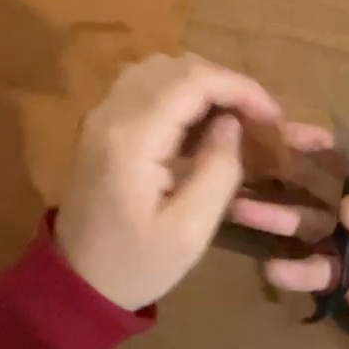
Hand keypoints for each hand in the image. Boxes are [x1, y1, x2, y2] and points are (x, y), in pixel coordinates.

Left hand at [57, 54, 283, 309]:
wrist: (75, 282)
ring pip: (158, 69)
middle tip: (257, 116)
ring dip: (200, 82)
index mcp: (132, 137)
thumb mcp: (190, 230)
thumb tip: (231, 122)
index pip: (192, 80)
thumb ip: (218, 170)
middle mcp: (111, 113)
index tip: (273, 115)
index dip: (239, 87)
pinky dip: (178, 91)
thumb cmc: (135, 264)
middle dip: (224, 82)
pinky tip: (199, 123)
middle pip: (175, 66)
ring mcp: (100, 115)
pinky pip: (143, 86)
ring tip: (233, 116)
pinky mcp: (100, 125)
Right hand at [229, 125, 348, 348]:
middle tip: (238, 163)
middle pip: (319, 186)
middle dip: (282, 174)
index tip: (280, 131)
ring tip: (237, 211)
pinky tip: (273, 271)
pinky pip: (317, 271)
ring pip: (309, 224)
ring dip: (276, 217)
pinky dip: (296, 271)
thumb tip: (344, 207)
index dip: (319, 142)